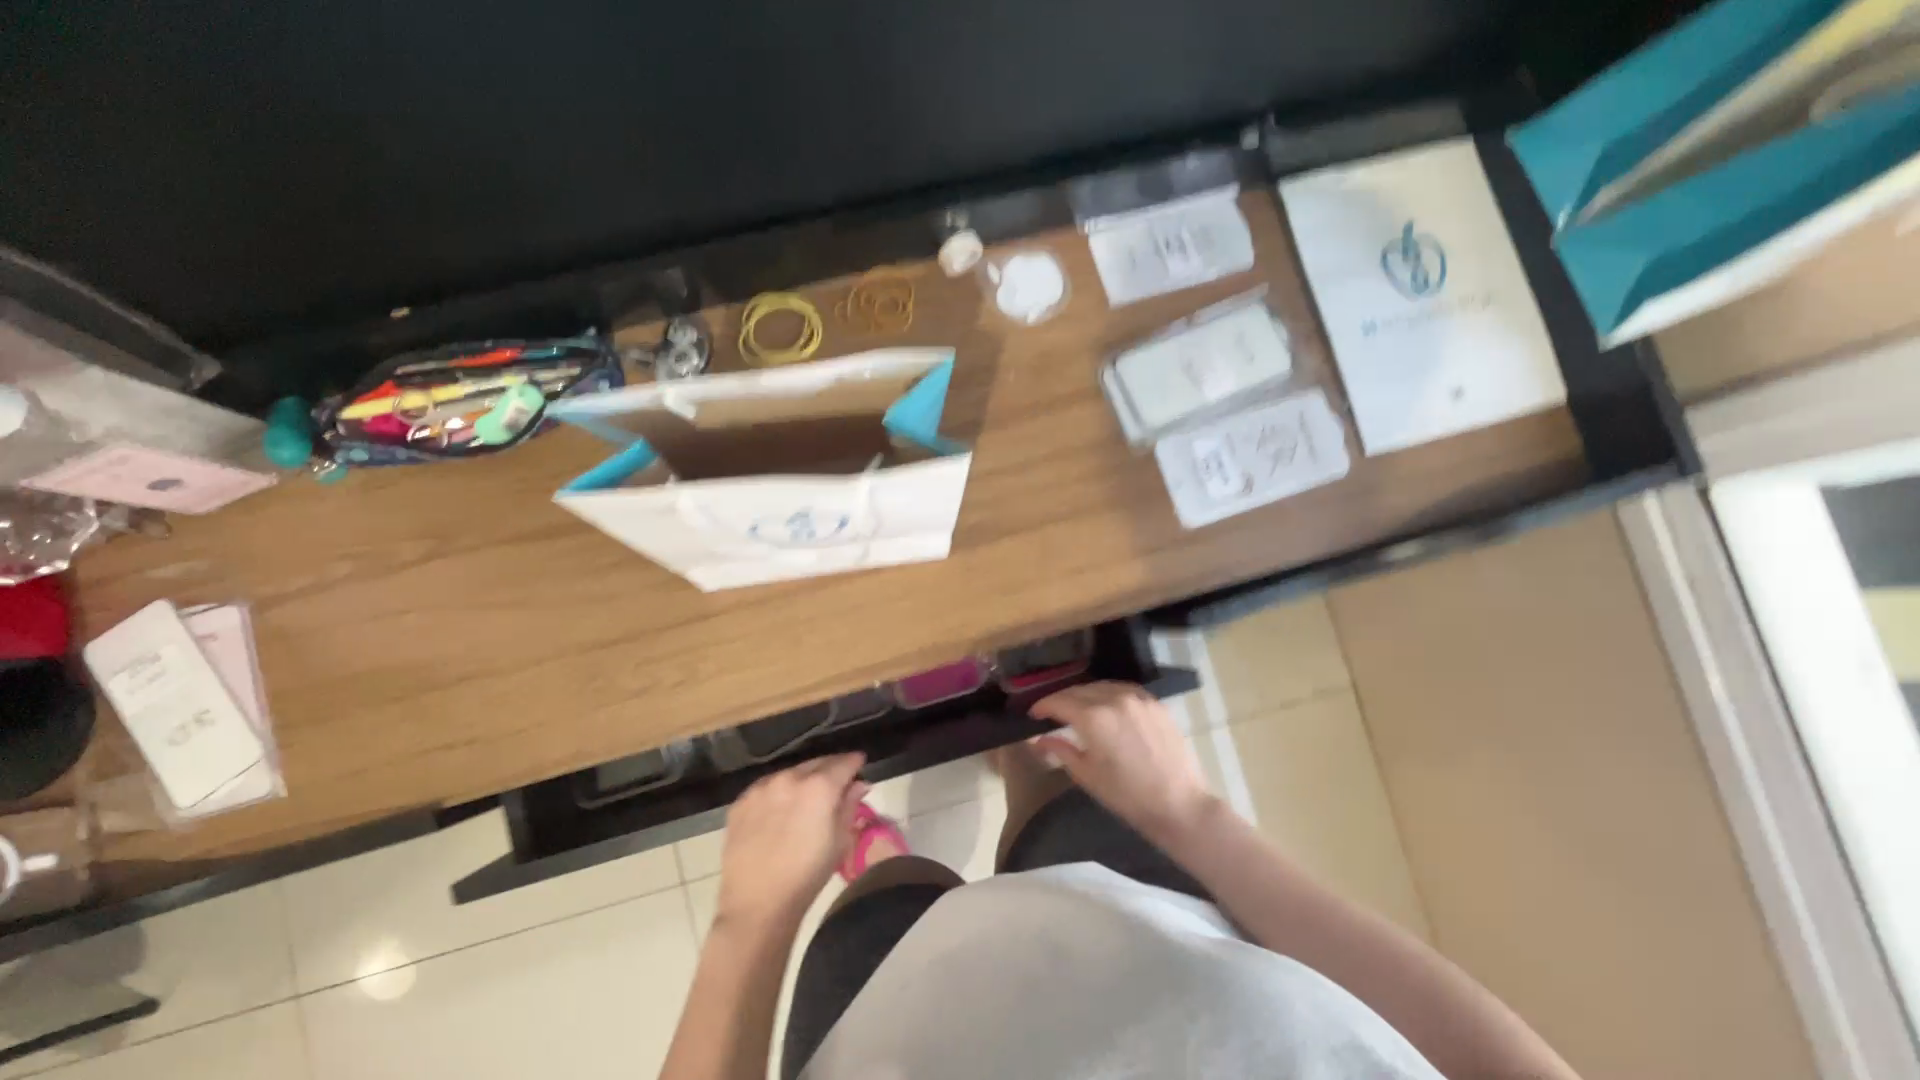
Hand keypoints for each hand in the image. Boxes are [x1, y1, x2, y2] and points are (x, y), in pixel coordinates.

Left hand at [716, 753, 866, 928]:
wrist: (758, 903)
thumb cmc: (808, 875)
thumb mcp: (840, 841)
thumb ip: (850, 806)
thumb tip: (859, 784)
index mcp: (819, 787)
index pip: (843, 763)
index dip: (855, 762)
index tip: (860, 763)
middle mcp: (789, 778)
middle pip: (815, 764)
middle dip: (829, 769)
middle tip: (837, 781)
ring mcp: (761, 789)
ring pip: (789, 774)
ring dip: (802, 779)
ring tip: (807, 796)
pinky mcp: (740, 803)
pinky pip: (765, 789)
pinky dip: (778, 792)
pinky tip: (780, 810)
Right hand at [1030, 682, 1216, 841]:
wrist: (1179, 804)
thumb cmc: (1127, 795)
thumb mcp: (1087, 775)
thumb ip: (1061, 750)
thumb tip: (1039, 740)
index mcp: (1093, 718)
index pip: (1059, 701)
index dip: (1042, 706)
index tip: (1033, 715)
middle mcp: (1114, 699)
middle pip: (1079, 691)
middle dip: (1062, 701)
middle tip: (1052, 714)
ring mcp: (1138, 699)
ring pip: (1102, 687)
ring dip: (1085, 695)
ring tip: (1078, 710)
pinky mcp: (1156, 704)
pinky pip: (1124, 691)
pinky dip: (1109, 695)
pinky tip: (1106, 708)